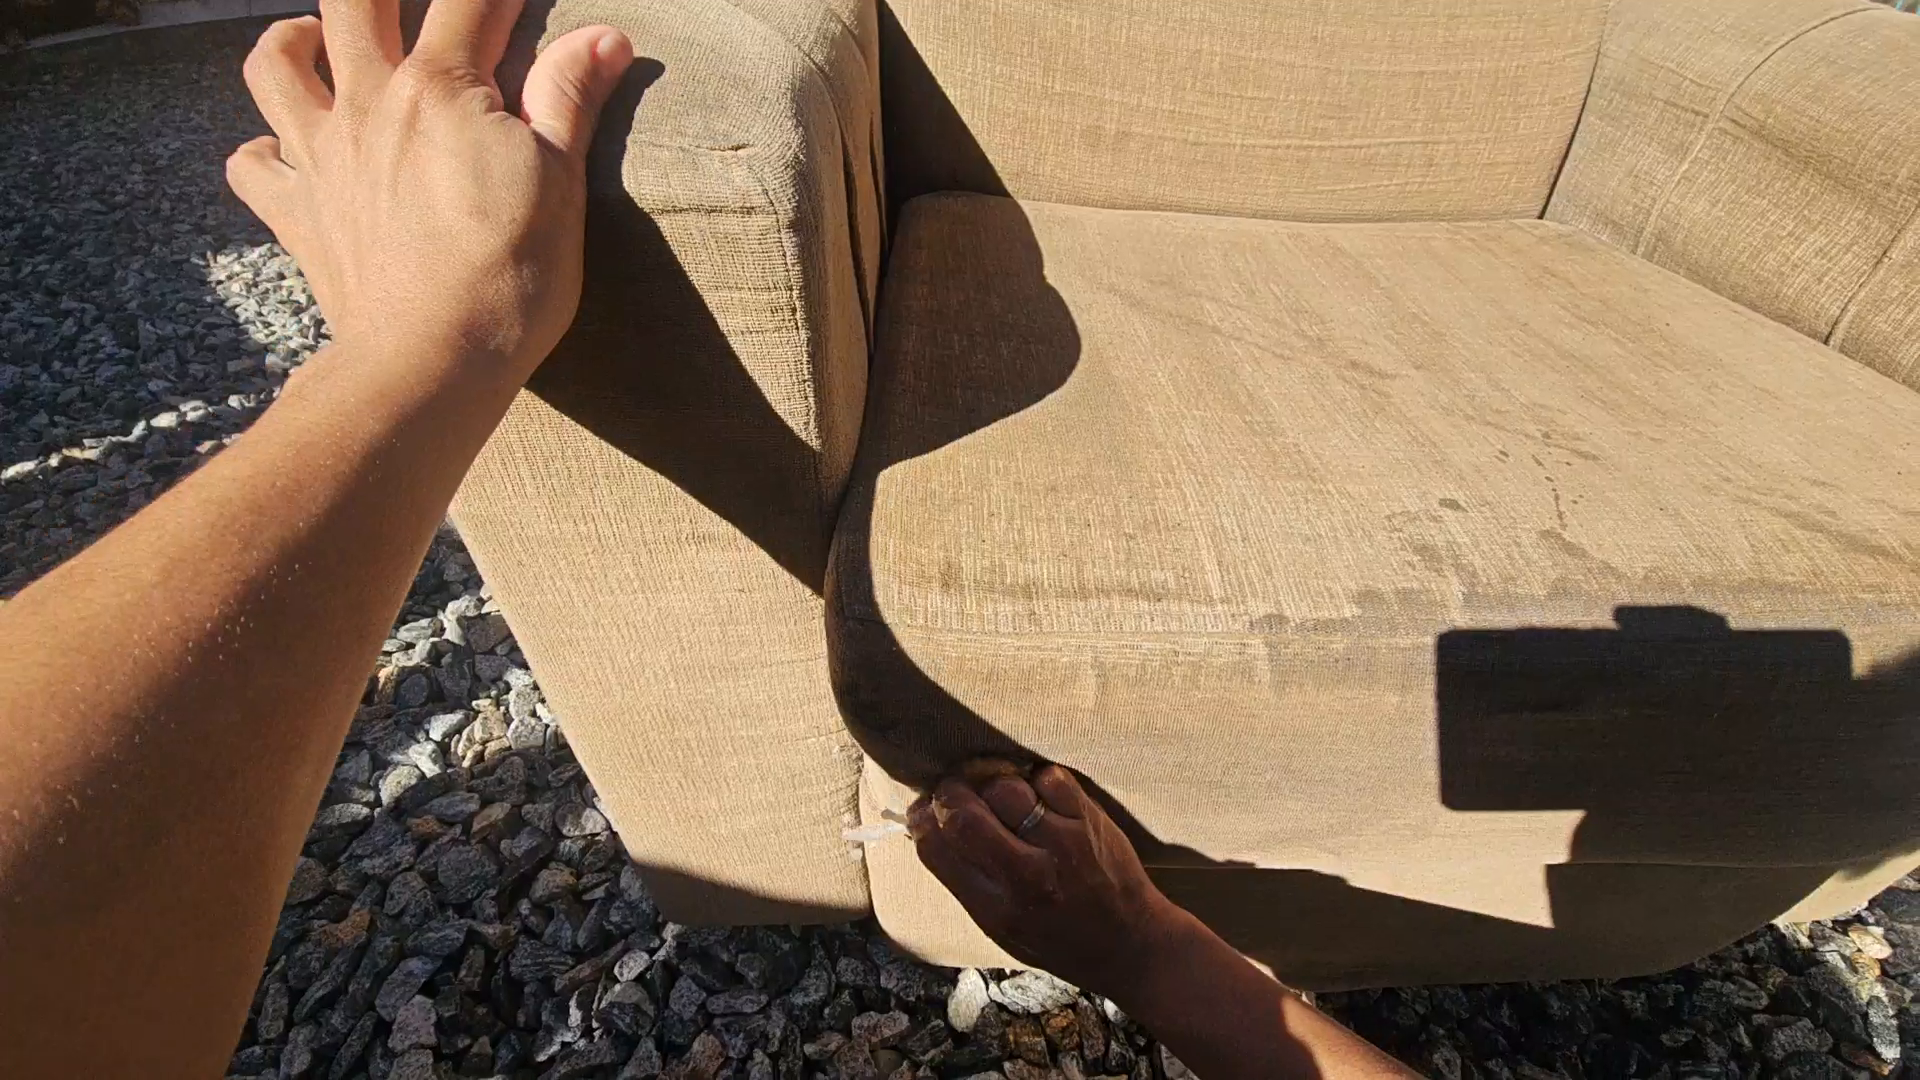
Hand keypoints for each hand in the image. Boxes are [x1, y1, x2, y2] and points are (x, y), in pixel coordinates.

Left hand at [228, 0, 633, 385]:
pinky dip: (265, 146)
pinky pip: (253, 161)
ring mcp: (320, 154)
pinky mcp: (297, 211)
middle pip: (351, 3)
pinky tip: (289, 152)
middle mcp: (368, 102)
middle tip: (413, 8)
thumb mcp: (562, 184)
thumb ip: (572, 100)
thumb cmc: (513, 274)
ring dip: (295, 39)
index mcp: (441, 91)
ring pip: (275, 63)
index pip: (467, 6)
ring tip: (318, 42)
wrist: (437, 357)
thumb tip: (605, 36)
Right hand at [908, 762, 1183, 992]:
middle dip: (949, 793)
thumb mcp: (1003, 929)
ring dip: (994, 784)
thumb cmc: (1060, 939)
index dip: (921, 820)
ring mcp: (1061, 845)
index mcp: (996, 909)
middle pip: (964, 815)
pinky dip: (1038, 778)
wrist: (1131, 946)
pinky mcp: (1089, 820)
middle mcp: (1026, 877)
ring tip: (1000, 795)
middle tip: (953, 790)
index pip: (937, 850)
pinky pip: (1048, 777)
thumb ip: (967, 881)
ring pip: (1005, 789)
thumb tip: (929, 828)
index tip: (922, 809)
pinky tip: (1039, 793)